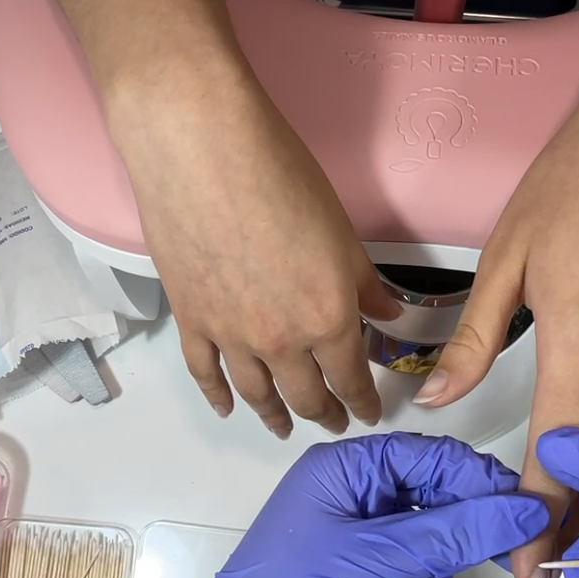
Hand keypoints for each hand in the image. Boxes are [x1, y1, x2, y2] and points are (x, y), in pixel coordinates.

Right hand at [114, 79, 400, 437]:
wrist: (200, 149)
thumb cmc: (278, 176)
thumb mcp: (341, 233)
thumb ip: (364, 285)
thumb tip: (386, 314)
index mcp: (327, 320)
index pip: (350, 379)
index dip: (362, 403)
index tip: (367, 414)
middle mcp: (280, 342)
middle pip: (306, 396)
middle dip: (325, 415)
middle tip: (333, 422)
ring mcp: (231, 337)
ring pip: (256, 394)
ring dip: (275, 416)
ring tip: (284, 428)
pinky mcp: (192, 321)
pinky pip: (206, 373)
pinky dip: (217, 396)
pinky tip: (227, 409)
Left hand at [156, 433, 547, 577]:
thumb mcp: (378, 562)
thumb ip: (453, 534)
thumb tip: (527, 511)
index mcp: (347, 466)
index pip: (434, 459)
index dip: (484, 488)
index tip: (530, 521)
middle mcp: (350, 487)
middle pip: (432, 504)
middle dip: (458, 550)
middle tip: (511, 572)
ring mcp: (350, 526)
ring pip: (421, 545)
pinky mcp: (351, 562)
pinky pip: (401, 569)